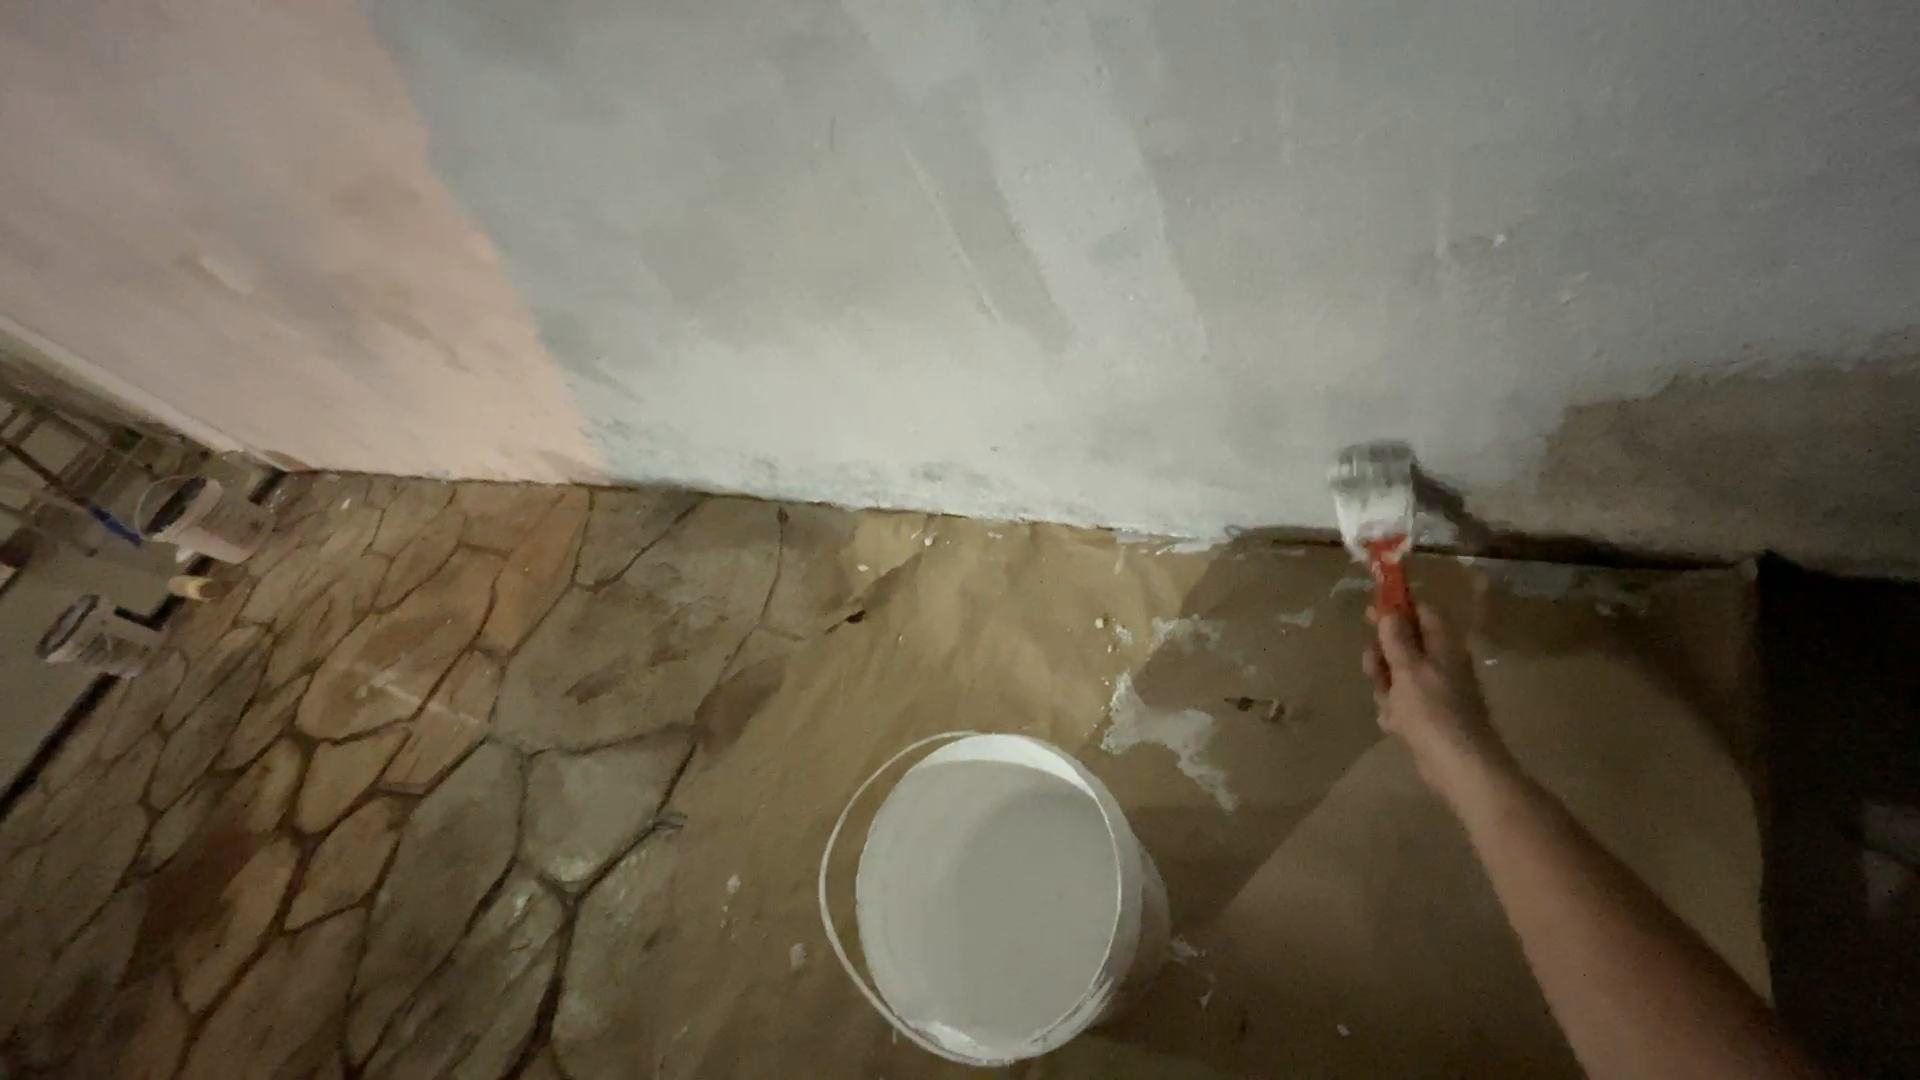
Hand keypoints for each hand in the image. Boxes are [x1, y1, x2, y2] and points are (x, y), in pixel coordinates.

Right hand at [1362, 605, 1512, 796]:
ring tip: (1389, 704)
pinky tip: (1396, 724)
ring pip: (1396, 675)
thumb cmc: (1433, 712)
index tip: (1370, 613)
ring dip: (1385, 687)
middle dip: (1383, 656)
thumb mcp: (1408, 669)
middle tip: (1374, 668)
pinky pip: (1400, 702)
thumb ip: (1397, 639)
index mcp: (1443, 648)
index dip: (1397, 609)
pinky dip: (1394, 711)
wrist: (1459, 766)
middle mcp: (1441, 665)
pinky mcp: (1427, 715)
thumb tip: (1390, 611)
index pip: (1423, 612)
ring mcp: (1435, 691)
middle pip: (1403, 644)